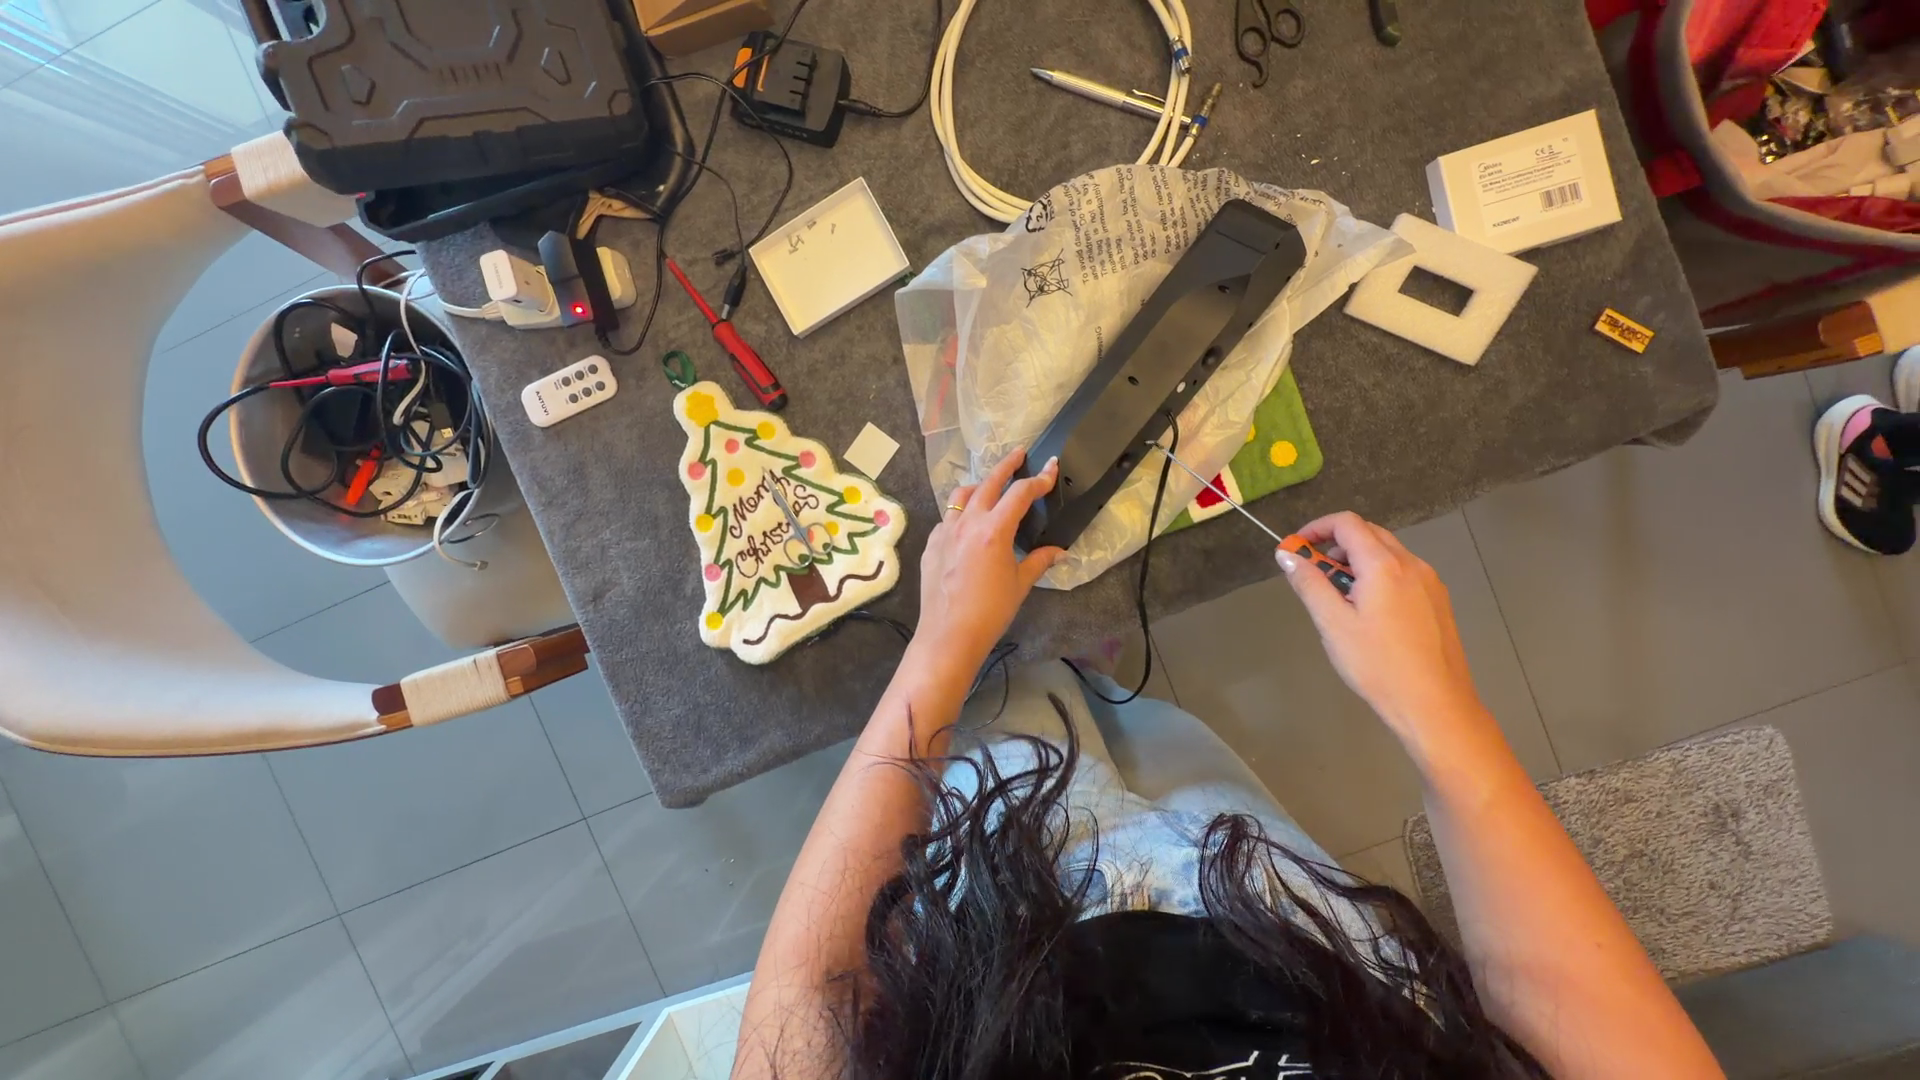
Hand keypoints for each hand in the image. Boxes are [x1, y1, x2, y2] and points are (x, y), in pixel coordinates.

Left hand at [909, 450, 1064, 674]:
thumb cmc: (990, 611)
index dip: (1039, 479)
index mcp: (994, 530)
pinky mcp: (931, 545)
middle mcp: (967, 522)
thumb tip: (1059, 552)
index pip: (1020, 493)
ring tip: (988, 487)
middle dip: (1007, 466)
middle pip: (988, 482)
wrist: (948, 634)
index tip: (1052, 469)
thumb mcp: (1020, 584)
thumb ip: (1038, 561)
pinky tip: (965, 528)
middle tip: (1019, 454)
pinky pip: (946, 520)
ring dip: (978, 486)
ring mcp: (945, 532)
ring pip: (961, 496)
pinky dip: (959, 515)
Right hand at [1277, 512, 1492, 752]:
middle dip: (1335, 544)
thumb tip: (1286, 554)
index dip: (1317, 528)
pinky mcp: (1437, 601)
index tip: (1296, 550)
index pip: (1347, 523)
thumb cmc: (1377, 664)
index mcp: (1384, 565)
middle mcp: (1412, 564)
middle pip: (1369, 533)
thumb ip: (1309, 583)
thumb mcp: (1332, 624)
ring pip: (1387, 552)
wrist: (1435, 705)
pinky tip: (1367, 610)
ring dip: (1356, 560)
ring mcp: (1429, 582)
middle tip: (1313, 573)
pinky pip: (1402, 572)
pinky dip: (1377, 574)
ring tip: (1338, 595)